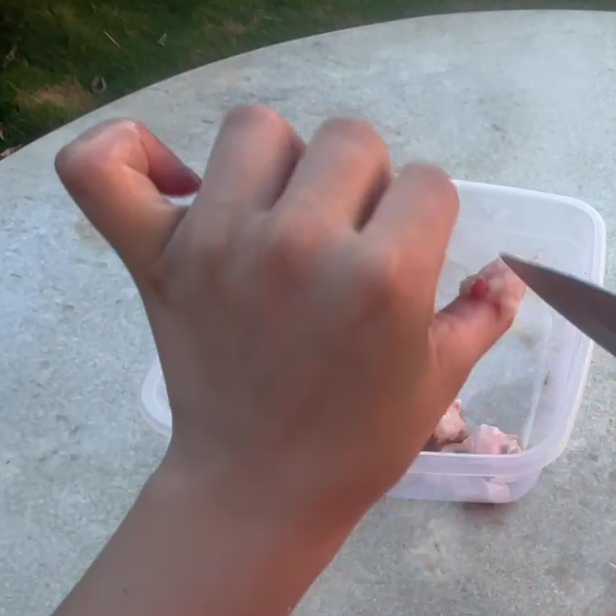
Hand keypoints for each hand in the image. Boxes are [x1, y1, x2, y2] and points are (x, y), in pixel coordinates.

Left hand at [55, 109, 524, 537]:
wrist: (266, 487)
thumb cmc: (364, 440)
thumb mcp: (441, 380)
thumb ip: (483, 316)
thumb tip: (509, 272)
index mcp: (386, 277)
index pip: (429, 184)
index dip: (431, 217)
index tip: (415, 253)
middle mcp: (305, 242)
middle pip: (352, 139)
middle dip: (369, 184)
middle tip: (356, 238)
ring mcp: (221, 241)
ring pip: (257, 129)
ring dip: (284, 163)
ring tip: (284, 215)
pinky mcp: (154, 255)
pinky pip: (106, 164)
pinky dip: (135, 157)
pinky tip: (183, 188)